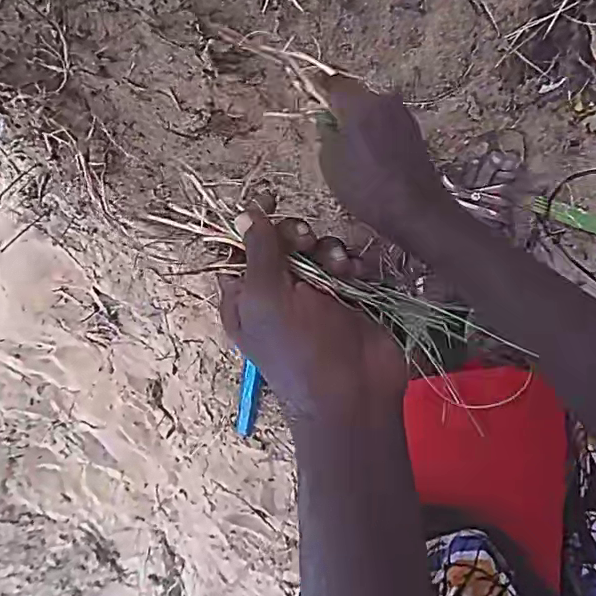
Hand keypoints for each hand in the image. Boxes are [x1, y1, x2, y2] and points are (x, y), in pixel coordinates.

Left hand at [217, 209, 409, 432]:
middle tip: (304, 242)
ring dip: (327, 250)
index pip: (240, 247)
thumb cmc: (300, 351)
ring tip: (338, 267)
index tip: (270, 201)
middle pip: (281, 242)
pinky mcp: (346, 297)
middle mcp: (277, 291)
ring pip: (316, 250)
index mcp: (246, 295)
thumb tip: (245, 213)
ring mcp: (313, 294)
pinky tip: (354, 274)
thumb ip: (258, 251)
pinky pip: (345, 264)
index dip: (253, 223)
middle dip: (295, 236)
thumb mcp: (267, 298)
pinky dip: (349, 264)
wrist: (354, 394)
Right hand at [316, 75, 457, 245]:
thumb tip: (328, 124)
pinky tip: (371, 157)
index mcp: (360, 104)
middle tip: (329, 130)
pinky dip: (377, 133)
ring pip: (374, 110)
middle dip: (342, 109)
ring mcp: (403, 116)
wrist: (414, 209)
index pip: (335, 83)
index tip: (313, 94)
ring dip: (361, 122)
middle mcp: (384, 102)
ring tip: (351, 151)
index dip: (320, 89)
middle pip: (356, 96)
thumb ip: (325, 134)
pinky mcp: (415, 132)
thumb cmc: (369, 188)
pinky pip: (387, 124)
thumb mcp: (330, 162)